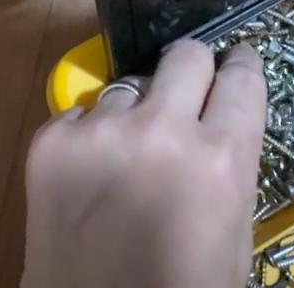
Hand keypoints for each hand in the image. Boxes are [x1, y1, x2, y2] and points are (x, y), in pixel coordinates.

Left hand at [21, 40, 266, 287]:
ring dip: (135, 110)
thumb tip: (221, 113)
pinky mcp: (51, 139)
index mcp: (220, 160)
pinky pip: (83, 112)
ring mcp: (101, 130)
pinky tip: (89, 176)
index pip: (242, 76)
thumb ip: (229, 167)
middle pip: (185, 54)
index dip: (242, 67)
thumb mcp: (232, 238)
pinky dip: (90, 136)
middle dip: (191, 70)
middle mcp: (162, 130)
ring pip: (129, 84)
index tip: (236, 63)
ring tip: (128, 154)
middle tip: (185, 94)